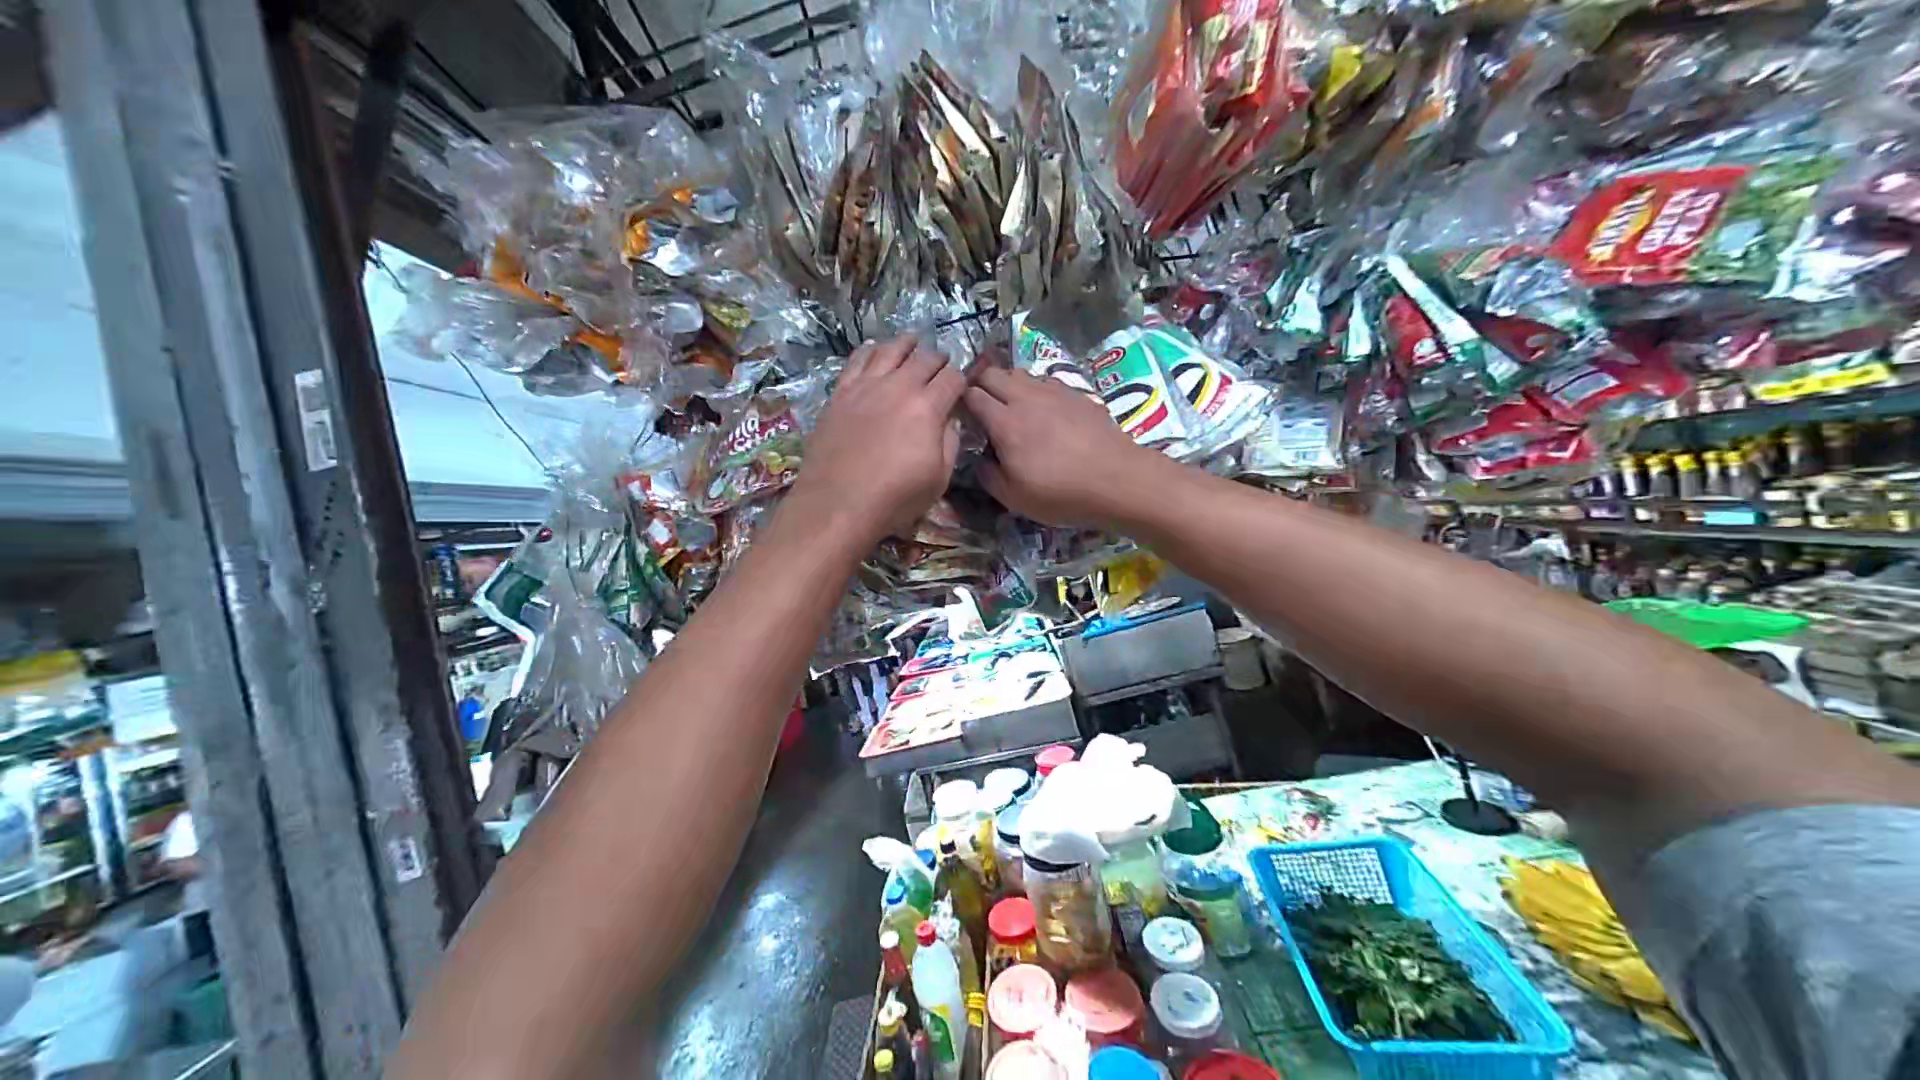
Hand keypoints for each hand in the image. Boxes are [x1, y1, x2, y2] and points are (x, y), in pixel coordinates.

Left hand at [791, 336, 963, 543]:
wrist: (837, 504)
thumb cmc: (894, 498)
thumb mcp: (939, 479)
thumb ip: (949, 443)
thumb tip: (949, 421)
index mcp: (928, 407)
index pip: (953, 378)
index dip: (962, 379)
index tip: (962, 386)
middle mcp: (899, 387)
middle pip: (925, 359)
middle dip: (939, 360)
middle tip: (942, 367)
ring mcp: (866, 386)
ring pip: (891, 350)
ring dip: (907, 345)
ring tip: (913, 343)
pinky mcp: (841, 393)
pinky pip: (857, 360)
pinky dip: (870, 350)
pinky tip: (874, 350)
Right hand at [965, 363, 1163, 527]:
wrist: (1118, 480)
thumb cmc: (1061, 494)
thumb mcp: (1014, 498)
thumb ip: (988, 475)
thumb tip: (980, 459)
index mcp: (1005, 422)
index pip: (971, 395)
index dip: (959, 400)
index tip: (957, 412)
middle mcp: (1026, 398)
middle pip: (992, 374)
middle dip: (978, 384)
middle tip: (978, 404)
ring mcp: (1054, 392)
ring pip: (1019, 374)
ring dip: (1006, 384)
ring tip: (1008, 405)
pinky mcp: (1077, 394)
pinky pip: (1045, 382)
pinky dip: (1033, 390)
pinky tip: (1042, 411)